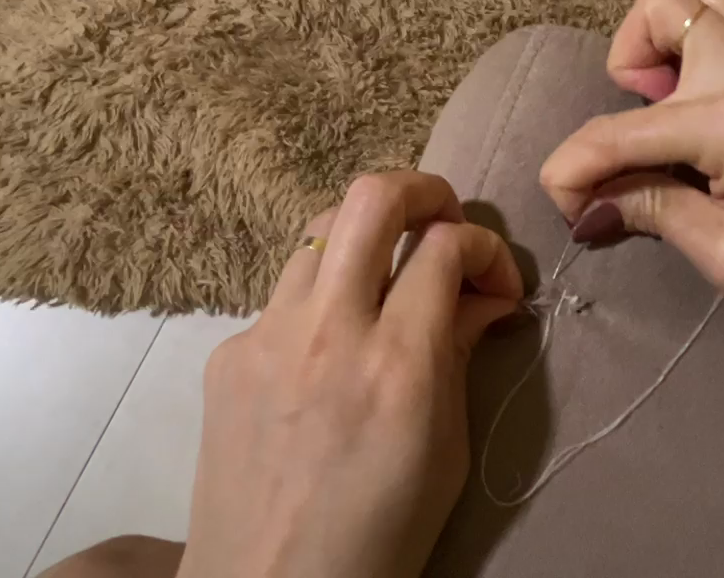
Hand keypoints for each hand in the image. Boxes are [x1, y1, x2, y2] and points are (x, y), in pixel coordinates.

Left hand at [178, 172, 522, 577]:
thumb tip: (483, 294)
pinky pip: (287, 291)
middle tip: (443, 222)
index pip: (445, 248)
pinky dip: (325, 295)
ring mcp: (266, 334)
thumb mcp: (445, 450)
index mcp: (396, 366)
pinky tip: (330, 343)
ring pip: (322, 226)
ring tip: (389, 273)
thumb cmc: (380, 534)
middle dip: (423, 189)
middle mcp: (327, 332)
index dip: (484, 247)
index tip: (495, 281)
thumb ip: (459, 352)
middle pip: (372, 197)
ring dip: (368, 233)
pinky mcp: (228, 350)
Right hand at [539, 0, 723, 363]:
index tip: (567, 211)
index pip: (621, 130)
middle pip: (663, 8)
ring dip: (664, 45)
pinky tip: (700, 122)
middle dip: (623, 63)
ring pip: (706, 5)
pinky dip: (696, 57)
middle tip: (635, 134)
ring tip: (664, 111)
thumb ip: (651, 210)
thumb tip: (588, 202)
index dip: (573, 169)